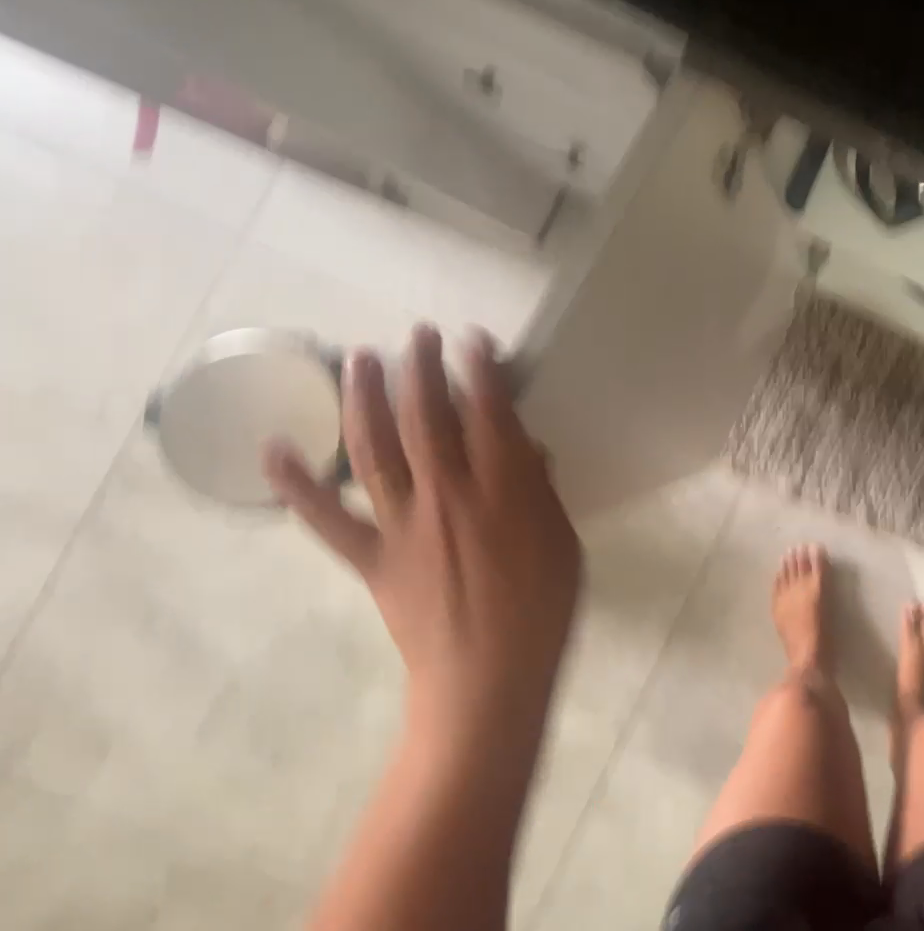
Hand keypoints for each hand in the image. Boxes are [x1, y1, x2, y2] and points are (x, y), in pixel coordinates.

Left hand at [266, 325, 581, 742]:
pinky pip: (325, 517)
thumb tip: (524, 451)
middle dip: (421, 368)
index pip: (489, 413)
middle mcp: (449, 493)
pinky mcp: (370, 556)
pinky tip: (276, 446)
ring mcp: (402, 523)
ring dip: (365, 398)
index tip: (473, 340)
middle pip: (426, 418)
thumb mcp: (562, 542)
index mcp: (505, 490)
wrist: (488, 675)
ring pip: (375, 448)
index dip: (480, 371)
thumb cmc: (543, 607)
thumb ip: (540, 492)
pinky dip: (296, 482)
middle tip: (417, 334)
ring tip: (359, 358)